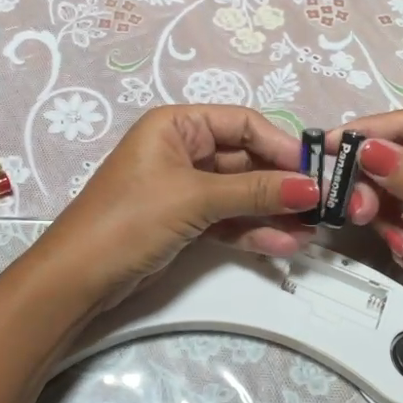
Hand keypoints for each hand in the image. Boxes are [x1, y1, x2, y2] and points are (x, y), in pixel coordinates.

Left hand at [34, 105, 325, 311]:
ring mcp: (184, 188)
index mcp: (176, 125)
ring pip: (241, 194)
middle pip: (246, 160)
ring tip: (311, 232)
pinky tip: (285, 245)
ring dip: (274, 211)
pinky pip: (228, 219)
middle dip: (283, 184)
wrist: (78, 278)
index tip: (318, 172)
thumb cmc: (130, 219)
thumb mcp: (194, 198)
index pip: (243, 124)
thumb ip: (255, 191)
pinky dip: (253, 230)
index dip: (281, 146)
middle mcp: (182, 150)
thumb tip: (312, 188)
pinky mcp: (185, 222)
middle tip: (323, 206)